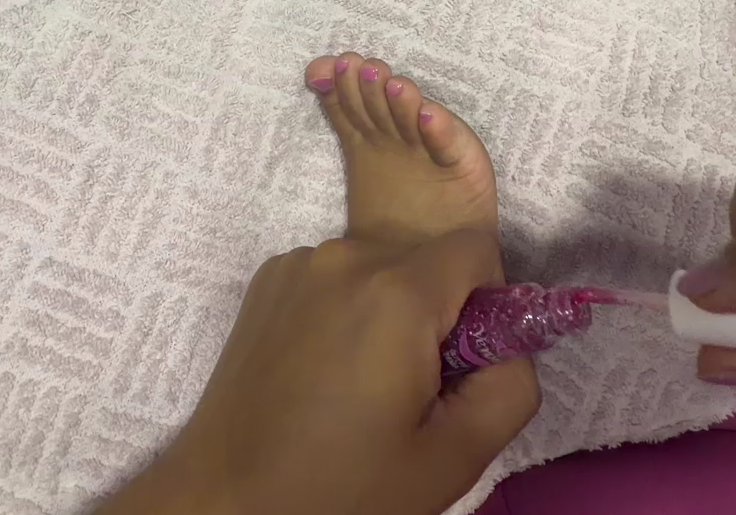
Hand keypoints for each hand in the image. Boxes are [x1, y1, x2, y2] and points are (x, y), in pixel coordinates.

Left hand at [98, 229, 538, 514]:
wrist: (225, 502)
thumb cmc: (343, 489)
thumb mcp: (453, 457)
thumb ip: (510, 385)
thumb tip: (511, 340)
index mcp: (397, 291)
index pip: (474, 247)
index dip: (487, 298)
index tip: (465, 355)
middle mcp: (346, 253)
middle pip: (425, 259)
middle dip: (437, 310)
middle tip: (413, 384)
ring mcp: (300, 260)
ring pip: (379, 266)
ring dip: (388, 307)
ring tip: (357, 381)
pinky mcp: (269, 275)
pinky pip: (334, 274)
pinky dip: (344, 306)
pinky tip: (319, 365)